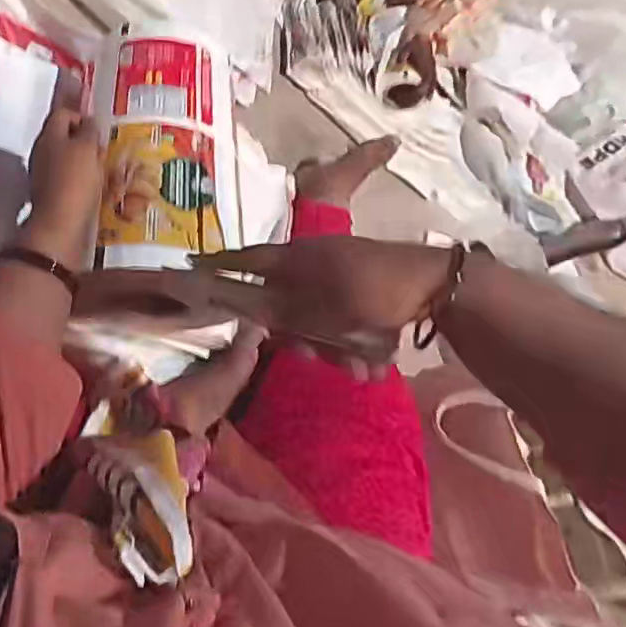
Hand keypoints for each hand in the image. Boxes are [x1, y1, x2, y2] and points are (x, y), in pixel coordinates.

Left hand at [24, 106, 103, 260]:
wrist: (60, 226)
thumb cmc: (75, 181)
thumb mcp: (87, 148)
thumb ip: (89, 130)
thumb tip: (89, 122)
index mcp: (49, 136)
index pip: (63, 113)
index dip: (82, 117)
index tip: (99, 131)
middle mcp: (42, 151)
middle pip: (64, 136)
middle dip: (85, 141)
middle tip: (104, 150)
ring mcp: (44, 174)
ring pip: (67, 158)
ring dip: (85, 161)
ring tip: (104, 170)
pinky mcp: (51, 193)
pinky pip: (69, 178)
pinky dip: (82, 179)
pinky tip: (95, 188)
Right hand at [192, 236, 465, 365]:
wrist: (434, 286)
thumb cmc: (365, 291)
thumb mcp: (313, 308)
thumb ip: (273, 310)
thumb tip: (238, 309)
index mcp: (293, 259)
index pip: (244, 260)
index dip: (218, 266)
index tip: (191, 267)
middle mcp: (311, 265)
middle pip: (287, 306)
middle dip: (305, 339)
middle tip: (316, 357)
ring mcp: (339, 277)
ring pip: (321, 321)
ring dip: (339, 350)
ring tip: (364, 367)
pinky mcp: (364, 292)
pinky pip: (349, 324)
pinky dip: (359, 343)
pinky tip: (378, 359)